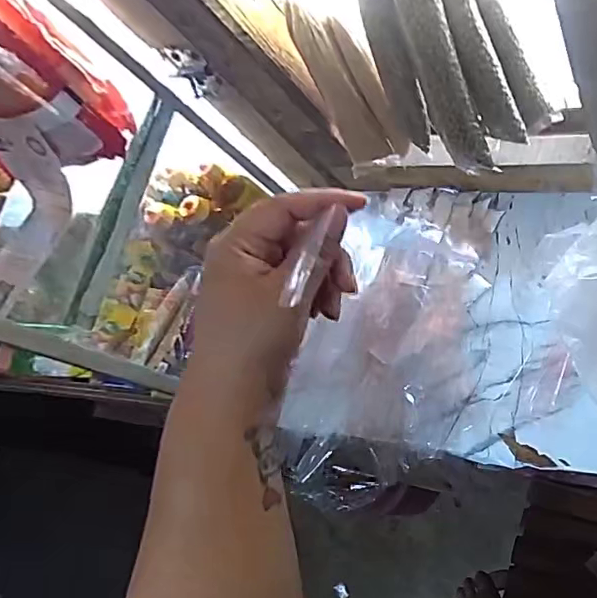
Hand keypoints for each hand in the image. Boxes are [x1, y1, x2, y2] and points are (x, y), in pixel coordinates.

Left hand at [187, 188, 365, 393]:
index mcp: (238, 243)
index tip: (364, 206)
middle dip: (329, 255)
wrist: (232, 395)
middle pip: (298, 234)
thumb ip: (317, 249)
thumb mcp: (292, 291)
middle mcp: (243, 254)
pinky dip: (318, 294)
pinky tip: (325, 315)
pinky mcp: (264, 302)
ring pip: (303, 260)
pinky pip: (299, 283)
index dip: (325, 202)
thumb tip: (339, 212)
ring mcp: (253, 279)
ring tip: (334, 309)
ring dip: (327, 278)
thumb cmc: (255, 339)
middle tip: (348, 285)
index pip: (286, 206)